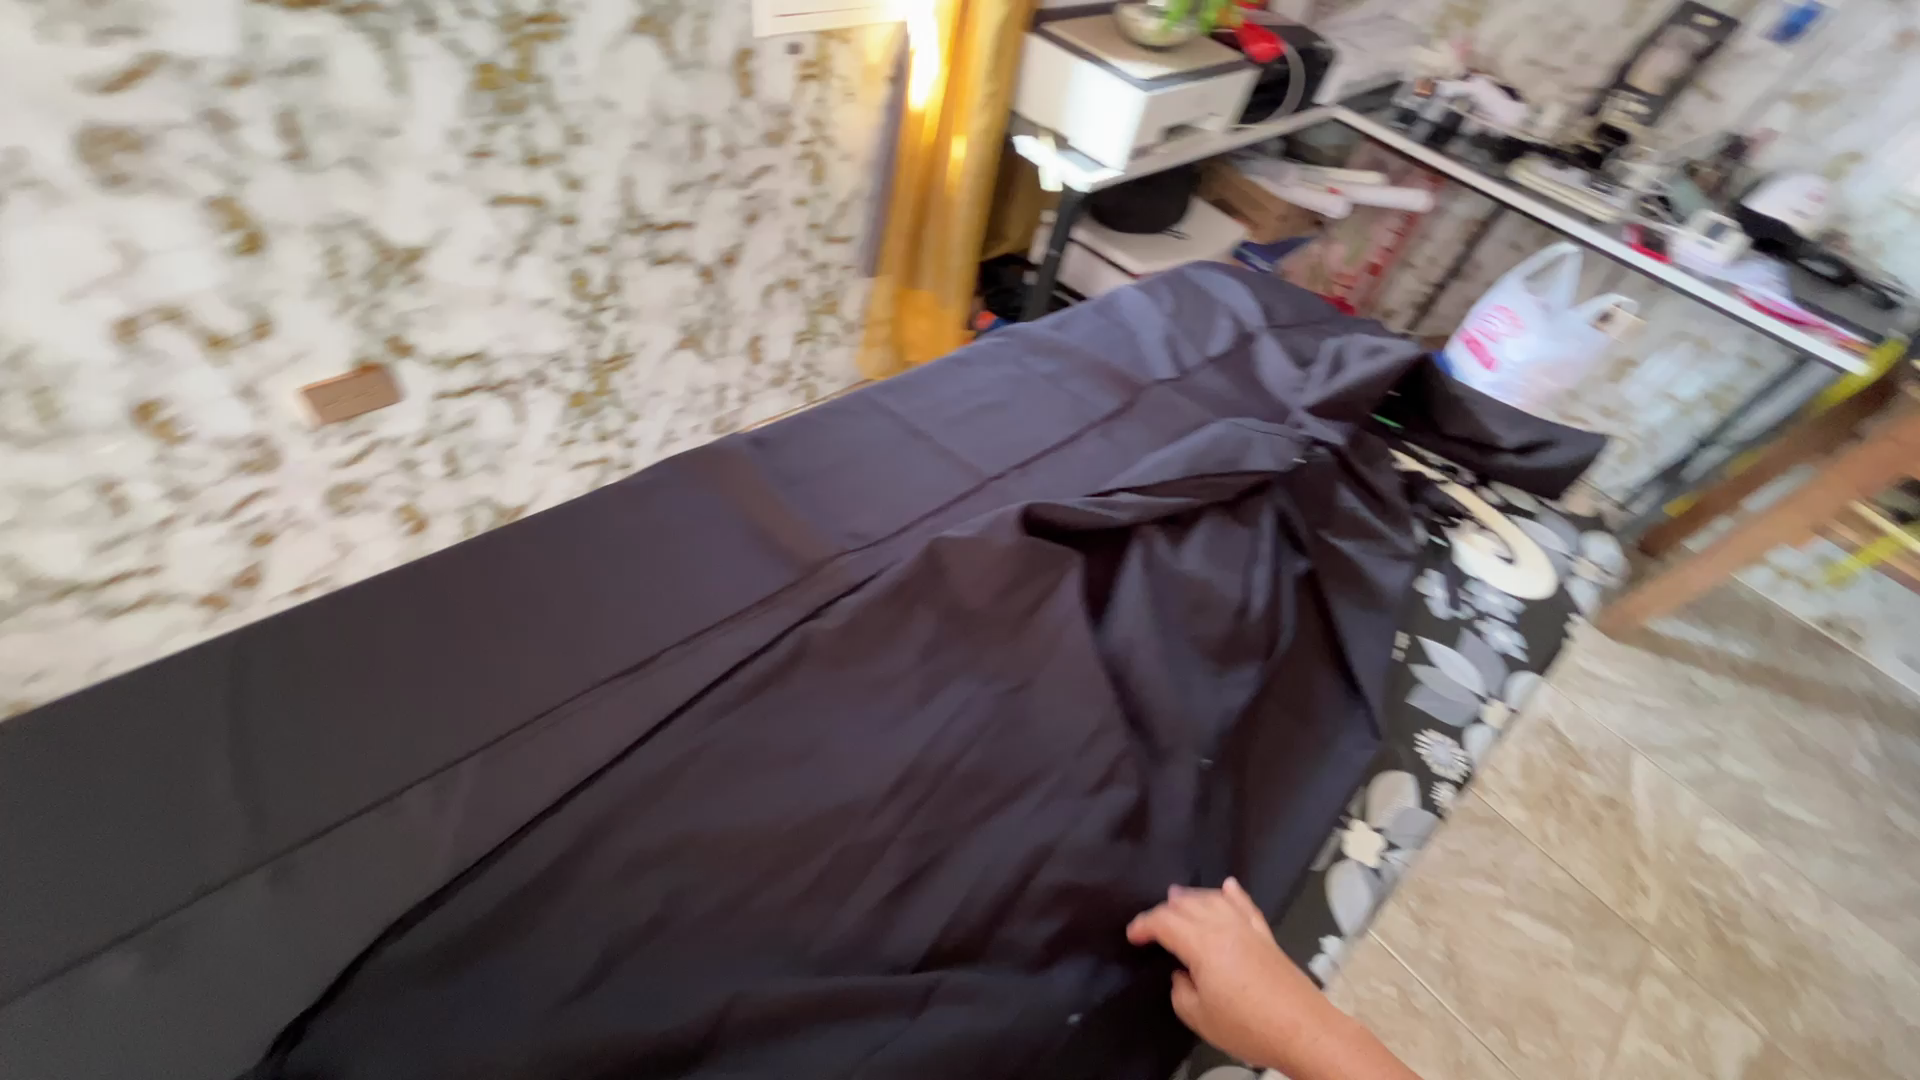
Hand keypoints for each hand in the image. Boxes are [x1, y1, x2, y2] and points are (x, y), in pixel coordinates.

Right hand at [1125, 878, 1319, 1067]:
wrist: (1303, 1031)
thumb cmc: (1248, 1026)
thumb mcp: (1199, 1018)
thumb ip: (1181, 991)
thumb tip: (1183, 975)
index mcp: (1201, 943)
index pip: (1164, 922)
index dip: (1143, 925)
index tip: (1132, 936)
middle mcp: (1221, 926)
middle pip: (1186, 905)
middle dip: (1164, 910)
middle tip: (1152, 923)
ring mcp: (1246, 928)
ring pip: (1213, 899)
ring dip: (1192, 897)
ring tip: (1178, 897)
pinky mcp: (1265, 936)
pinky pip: (1245, 906)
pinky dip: (1233, 894)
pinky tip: (1228, 886)